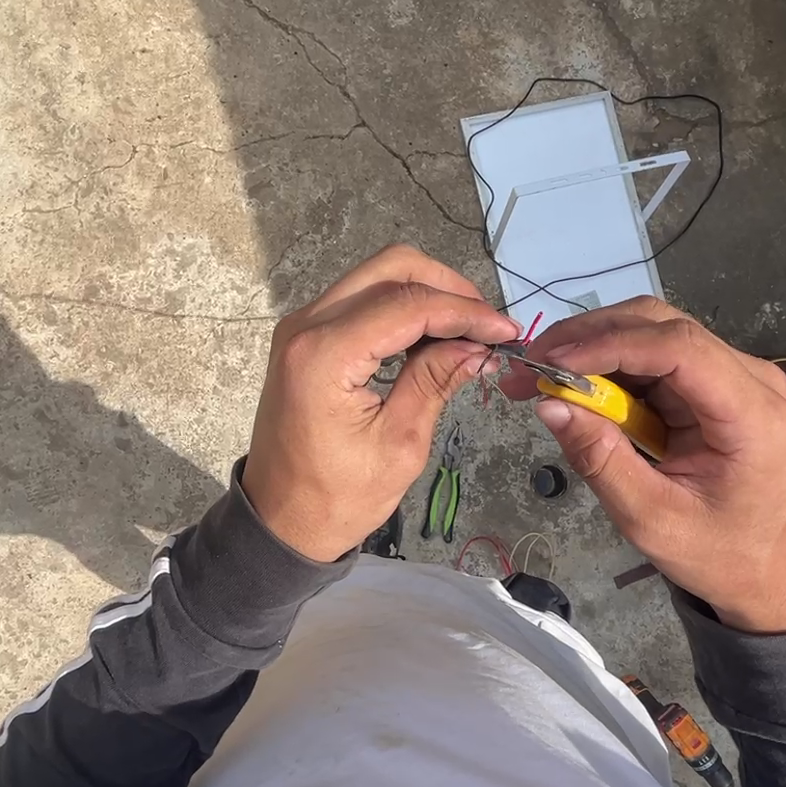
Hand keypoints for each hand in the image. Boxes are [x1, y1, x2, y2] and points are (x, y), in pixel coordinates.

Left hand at [242, 246, 519, 560]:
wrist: (279, 519)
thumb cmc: (338, 496)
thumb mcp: (399, 444)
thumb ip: (435, 382)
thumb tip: (479, 346)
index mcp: (325, 355)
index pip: (409, 305)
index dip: (465, 312)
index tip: (506, 331)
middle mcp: (307, 325)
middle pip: (391, 267)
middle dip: (447, 287)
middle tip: (486, 323)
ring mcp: (301, 326)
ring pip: (376, 276)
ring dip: (426, 293)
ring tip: (467, 331)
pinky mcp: (305, 336)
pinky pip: (360, 299)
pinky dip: (401, 307)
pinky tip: (432, 337)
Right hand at [499, 298, 785, 632]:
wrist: (758, 568)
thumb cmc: (713, 552)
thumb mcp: (649, 517)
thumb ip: (601, 460)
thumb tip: (549, 406)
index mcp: (751, 415)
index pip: (680, 349)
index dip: (610, 346)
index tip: (551, 365)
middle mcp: (748, 379)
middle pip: (660, 325)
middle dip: (587, 338)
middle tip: (528, 368)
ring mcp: (730, 374)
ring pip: (649, 330)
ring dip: (588, 345)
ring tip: (538, 375)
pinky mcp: (707, 381)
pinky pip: (647, 354)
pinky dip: (602, 363)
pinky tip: (568, 382)